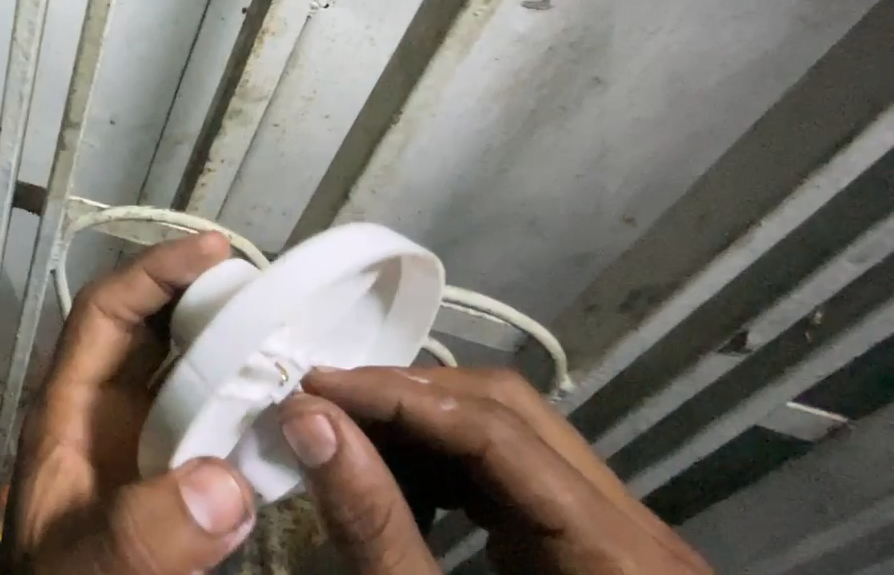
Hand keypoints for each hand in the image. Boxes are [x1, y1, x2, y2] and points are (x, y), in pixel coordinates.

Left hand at [5, 232, 257, 572]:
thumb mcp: (89, 566)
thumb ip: (142, 532)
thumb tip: (225, 482)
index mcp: (66, 410)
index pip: (102, 314)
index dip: (152, 272)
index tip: (212, 251)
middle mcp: (100, 411)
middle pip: (145, 329)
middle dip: (196, 296)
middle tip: (263, 286)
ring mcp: (135, 442)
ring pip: (177, 368)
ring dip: (222, 343)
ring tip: (282, 329)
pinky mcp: (167, 476)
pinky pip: (205, 419)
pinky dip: (239, 400)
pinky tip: (282, 402)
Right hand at [275, 366, 708, 573]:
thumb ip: (375, 527)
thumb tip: (308, 419)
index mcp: (623, 561)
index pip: (497, 431)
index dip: (397, 398)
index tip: (312, 389)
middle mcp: (638, 531)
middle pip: (509, 411)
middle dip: (404, 398)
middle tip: (322, 403)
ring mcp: (616, 534)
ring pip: (506, 429)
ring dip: (414, 424)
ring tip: (343, 437)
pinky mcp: (586, 544)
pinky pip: (507, 469)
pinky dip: (436, 460)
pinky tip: (389, 479)